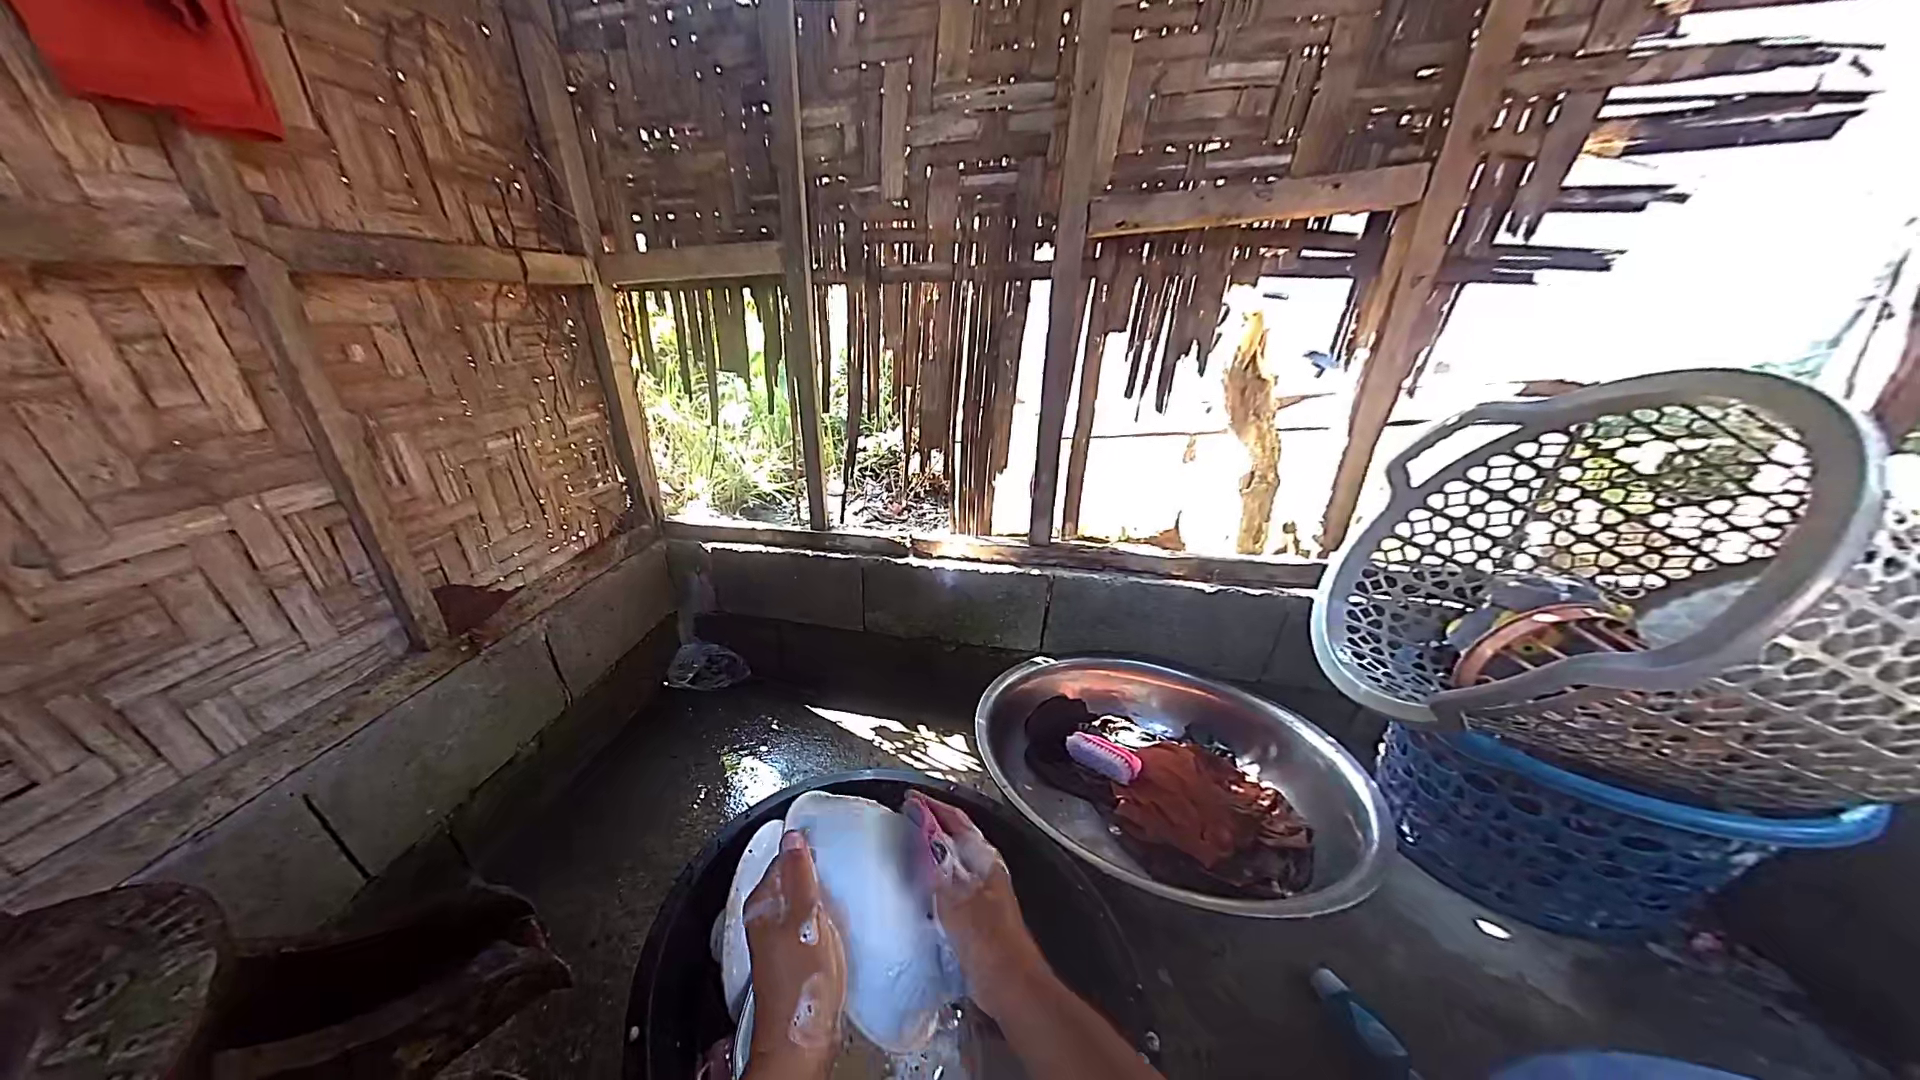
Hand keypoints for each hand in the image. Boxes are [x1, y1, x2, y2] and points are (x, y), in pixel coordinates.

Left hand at [744, 831, 846, 1079]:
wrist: (803, 1038)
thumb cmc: (801, 980)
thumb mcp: (805, 917)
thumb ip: (799, 876)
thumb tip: (793, 837)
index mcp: (764, 904)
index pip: (785, 858)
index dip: (807, 846)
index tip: (831, 838)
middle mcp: (769, 917)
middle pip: (795, 877)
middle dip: (817, 868)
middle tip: (844, 859)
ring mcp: (783, 935)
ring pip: (805, 897)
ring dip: (824, 889)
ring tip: (846, 881)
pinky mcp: (798, 952)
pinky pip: (813, 917)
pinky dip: (827, 910)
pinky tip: (843, 912)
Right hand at [901, 792, 1047, 1020]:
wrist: (1011, 985)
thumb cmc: (990, 942)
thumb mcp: (957, 901)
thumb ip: (939, 868)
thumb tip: (922, 836)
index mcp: (985, 860)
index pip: (958, 821)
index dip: (935, 807)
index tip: (911, 799)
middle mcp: (984, 870)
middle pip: (955, 837)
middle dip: (931, 824)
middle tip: (904, 817)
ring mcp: (980, 891)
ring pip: (951, 859)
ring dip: (930, 849)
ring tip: (905, 844)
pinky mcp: (973, 913)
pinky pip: (947, 883)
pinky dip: (931, 875)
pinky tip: (916, 884)